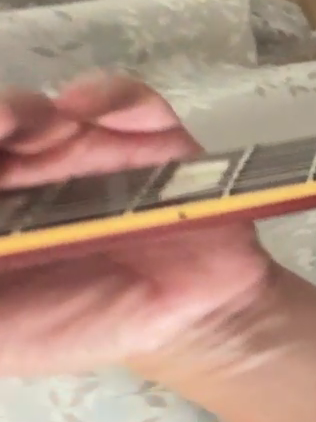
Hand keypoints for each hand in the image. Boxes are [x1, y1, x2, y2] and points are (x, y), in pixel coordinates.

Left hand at [0, 75, 277, 376]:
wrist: (192, 320)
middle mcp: (16, 175)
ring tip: (26, 125)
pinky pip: (129, 101)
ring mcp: (85, 154)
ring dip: (16, 108)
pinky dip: (108, 95)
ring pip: (33, 107)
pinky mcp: (153, 143)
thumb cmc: (75, 326)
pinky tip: (88, 111)